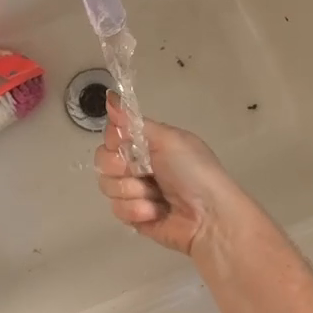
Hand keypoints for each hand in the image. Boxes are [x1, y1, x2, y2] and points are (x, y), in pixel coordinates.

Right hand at [93, 101, 250, 256]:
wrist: (209, 216)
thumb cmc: (193, 172)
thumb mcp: (168, 140)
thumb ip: (134, 121)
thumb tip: (110, 96)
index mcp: (148, 143)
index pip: (112, 135)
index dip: (115, 140)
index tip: (128, 144)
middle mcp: (138, 164)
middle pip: (103, 160)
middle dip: (122, 168)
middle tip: (145, 172)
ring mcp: (134, 191)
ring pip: (107, 186)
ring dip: (134, 191)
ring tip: (157, 197)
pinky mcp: (132, 215)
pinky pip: (116, 209)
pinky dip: (137, 210)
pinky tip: (156, 212)